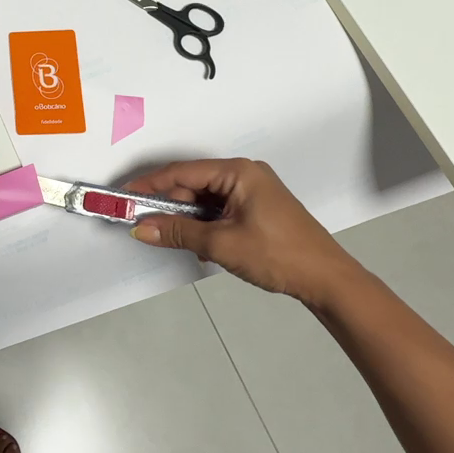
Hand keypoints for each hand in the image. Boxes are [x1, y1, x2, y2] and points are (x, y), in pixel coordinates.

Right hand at [125, 159, 366, 307]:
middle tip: (151, 228)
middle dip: (172, 207)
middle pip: (193, 184)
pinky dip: (207, 225)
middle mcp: (245, 174)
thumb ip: (178, 232)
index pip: (182, 172)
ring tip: (184, 243)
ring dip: (190, 220)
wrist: (329, 281)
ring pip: (205, 199)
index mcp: (238, 172)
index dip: (150, 185)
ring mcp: (254, 191)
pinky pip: (220, 209)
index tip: (125, 197)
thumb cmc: (277, 255)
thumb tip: (141, 229)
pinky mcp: (258, 208)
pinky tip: (205, 247)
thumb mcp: (221, 244)